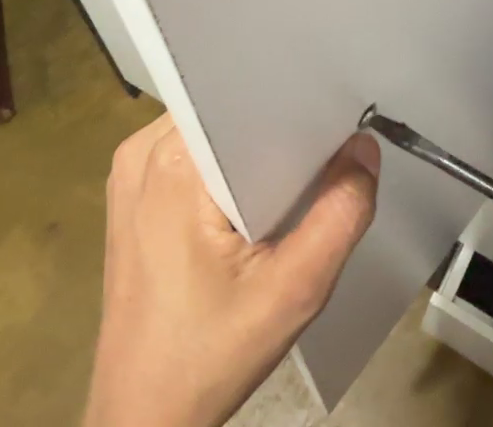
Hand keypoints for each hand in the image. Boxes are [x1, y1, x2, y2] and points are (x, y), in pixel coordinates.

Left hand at [82, 113, 380, 426]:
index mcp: (171, 163)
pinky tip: (257, 196)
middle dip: (274, 126)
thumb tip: (363, 149)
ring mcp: (129, 174)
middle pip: (223, 111)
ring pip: (208, 133)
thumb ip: (338, 216)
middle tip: (327, 142)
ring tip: (297, 169)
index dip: (287, 98)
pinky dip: (226, 168)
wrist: (146, 412)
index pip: (236, 97)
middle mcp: (140, 154)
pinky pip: (189, 158)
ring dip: (251, 148)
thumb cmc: (211, 351)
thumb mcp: (293, 290)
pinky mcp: (130, 198)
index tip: (331, 108)